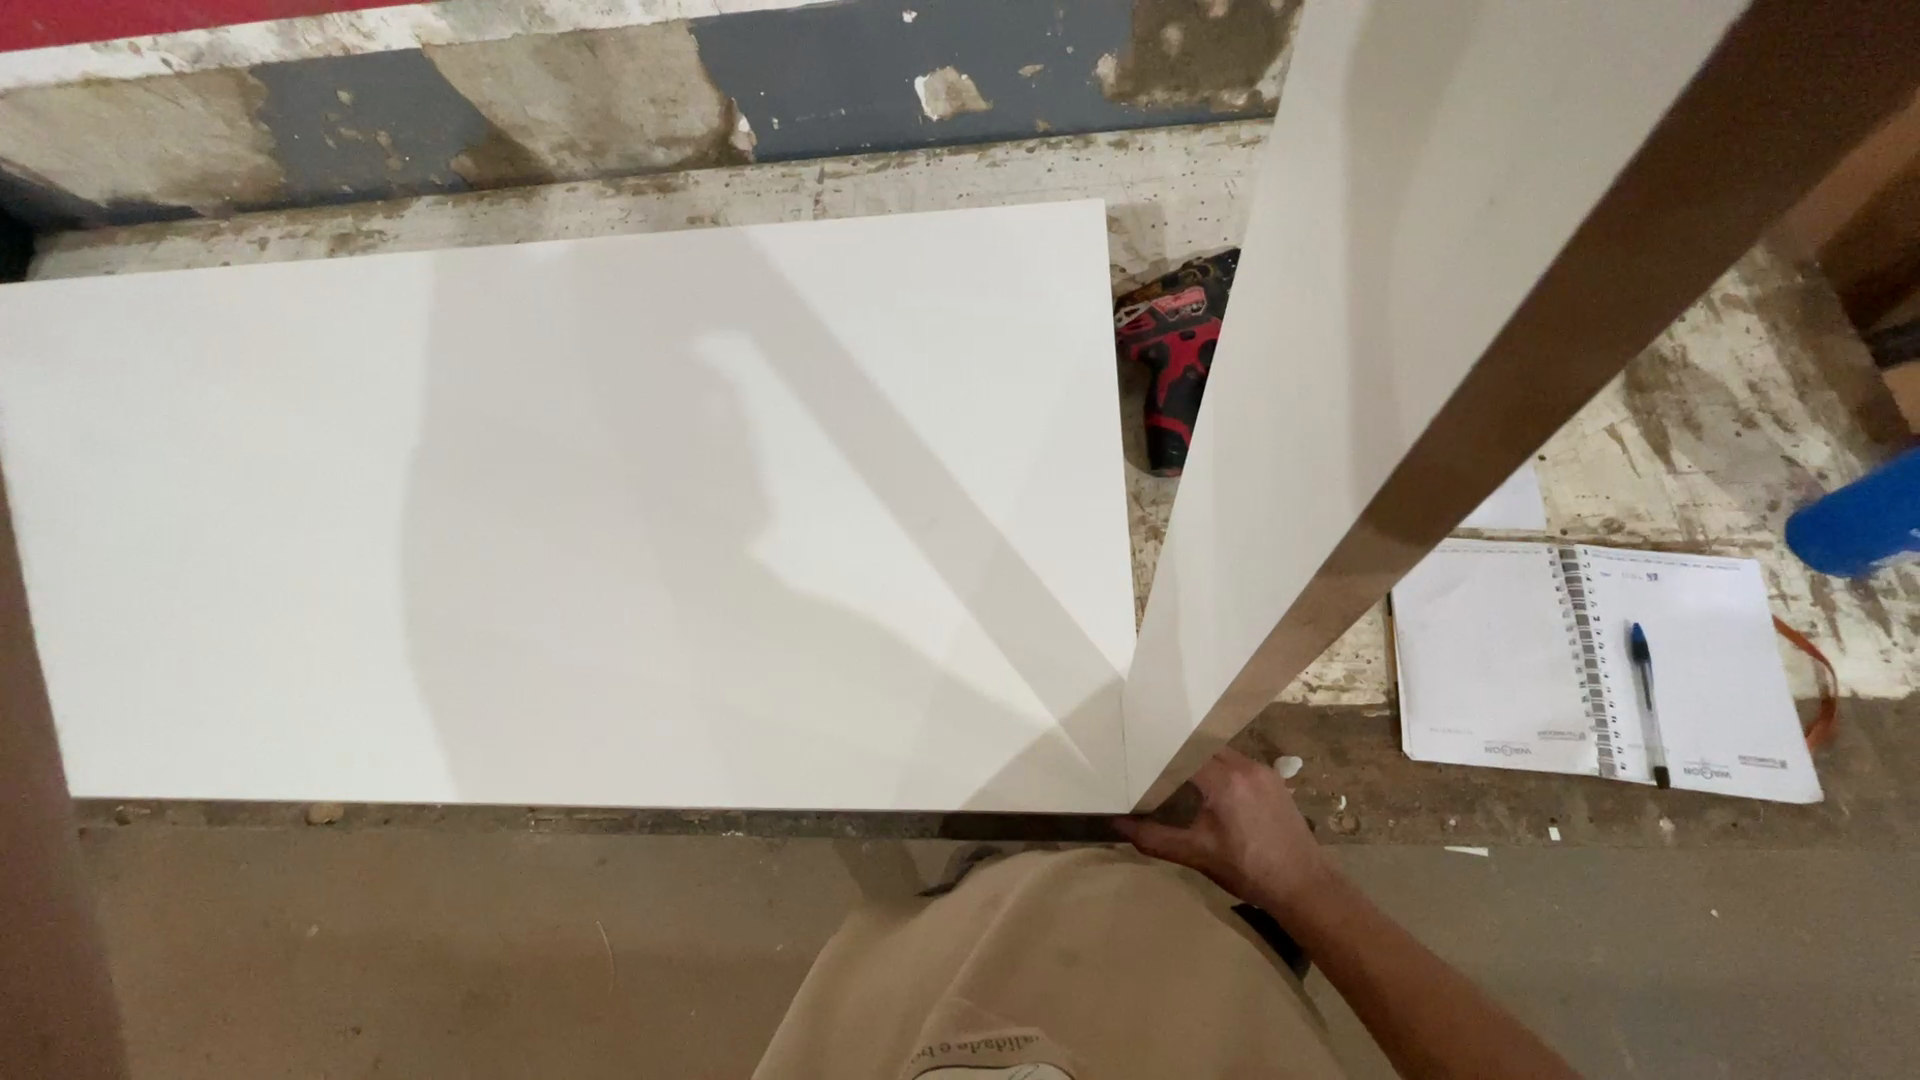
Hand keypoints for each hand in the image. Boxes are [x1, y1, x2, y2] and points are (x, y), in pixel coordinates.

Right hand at [1113, 748, 1331, 913]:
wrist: (1304, 887)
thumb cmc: (1247, 870)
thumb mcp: (1196, 854)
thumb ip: (1155, 838)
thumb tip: (1118, 825)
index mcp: (1224, 780)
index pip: (1184, 750)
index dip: (1162, 750)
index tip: (1141, 753)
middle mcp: (1245, 767)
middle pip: (1204, 746)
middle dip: (1181, 752)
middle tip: (1156, 760)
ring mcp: (1264, 773)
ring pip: (1224, 753)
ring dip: (1203, 760)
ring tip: (1180, 772)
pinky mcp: (1276, 782)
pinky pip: (1241, 764)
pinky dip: (1223, 768)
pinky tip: (1214, 788)